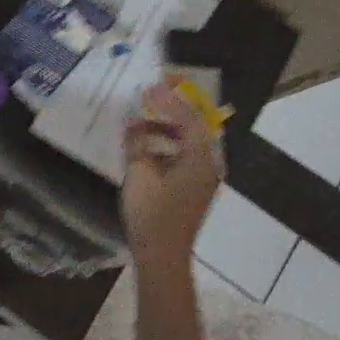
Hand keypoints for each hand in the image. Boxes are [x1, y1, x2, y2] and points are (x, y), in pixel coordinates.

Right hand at [121, 79, 223, 270]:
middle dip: (171, 110)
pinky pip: (181, 157)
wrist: (162, 254)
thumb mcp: (139, 172)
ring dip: (163, 129)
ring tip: (136, 124)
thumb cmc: (152, 212)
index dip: (170, 100)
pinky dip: (163, 147)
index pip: (189, 118)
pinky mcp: (191, 189)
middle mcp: (208, 164)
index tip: (151, 85)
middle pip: (193, 128)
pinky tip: (141, 148)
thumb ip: (137, 143)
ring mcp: (201, 178)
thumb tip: (131, 122)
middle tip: (148, 96)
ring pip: (186, 143)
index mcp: (200, 158)